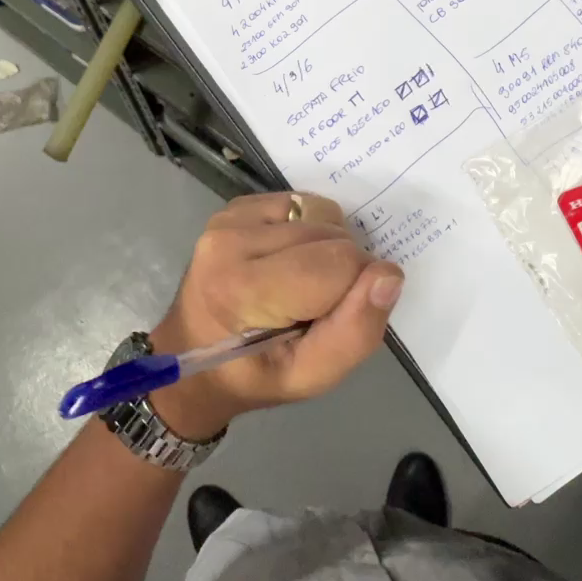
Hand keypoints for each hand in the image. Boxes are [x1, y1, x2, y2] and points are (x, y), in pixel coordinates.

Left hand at [148, 193, 403, 439]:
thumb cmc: (253, 374)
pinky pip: (300, 203)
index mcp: (243, 288)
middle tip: (316, 305)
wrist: (193, 354)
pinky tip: (289, 260)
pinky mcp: (235, 206)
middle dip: (343, 269)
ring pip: (320, 214)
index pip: (339, 262)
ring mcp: (229, 218)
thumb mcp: (310, 377)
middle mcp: (230, 240)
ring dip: (327, 247)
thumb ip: (356, 332)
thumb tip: (388, 274)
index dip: (356, 289)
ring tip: (302, 283)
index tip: (335, 316)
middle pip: (331, 235)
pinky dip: (309, 229)